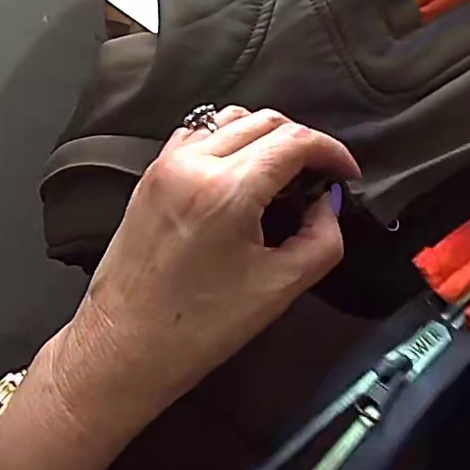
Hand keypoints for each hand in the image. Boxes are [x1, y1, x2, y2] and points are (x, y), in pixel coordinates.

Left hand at [77, 106, 360, 404]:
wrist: (122, 350)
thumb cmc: (193, 329)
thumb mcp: (281, 287)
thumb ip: (323, 238)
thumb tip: (327, 204)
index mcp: (226, 191)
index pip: (296, 140)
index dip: (333, 151)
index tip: (347, 172)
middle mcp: (192, 166)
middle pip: (267, 120)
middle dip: (305, 142)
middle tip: (323, 173)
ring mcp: (166, 167)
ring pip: (232, 119)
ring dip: (269, 136)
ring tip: (287, 171)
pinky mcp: (152, 177)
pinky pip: (200, 134)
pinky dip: (231, 141)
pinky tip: (243, 172)